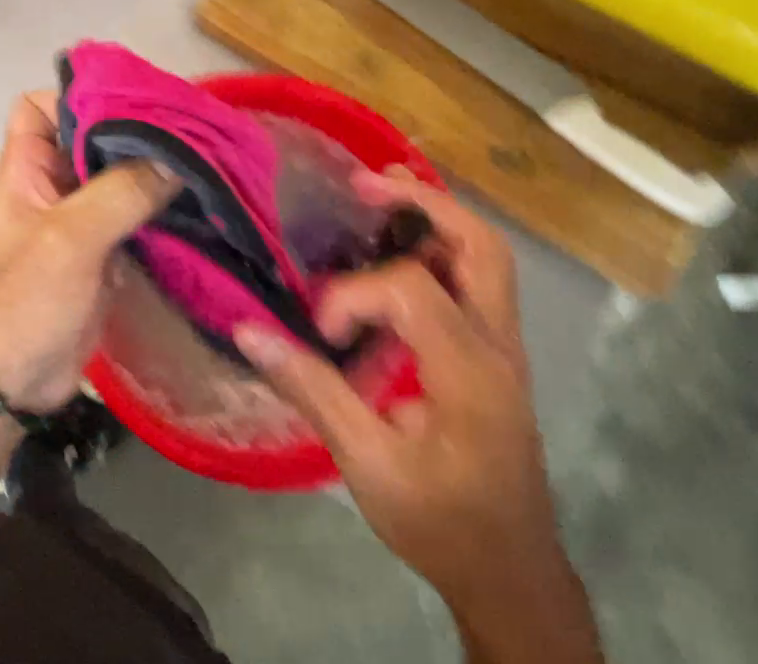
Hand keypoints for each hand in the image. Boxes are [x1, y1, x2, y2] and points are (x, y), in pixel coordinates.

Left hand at [0, 92, 181, 411]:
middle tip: (195, 123)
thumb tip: (178, 158)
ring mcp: (81, 216)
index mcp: (25, 169)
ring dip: (157, 165)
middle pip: (91, 135)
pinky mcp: (106, 247)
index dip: (79, 94)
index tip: (135, 98)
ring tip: (211, 154)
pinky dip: (166, 201)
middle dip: (137, 126)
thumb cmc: (29, 302)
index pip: (41, 106)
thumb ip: (120, 192)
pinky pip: (137, 210)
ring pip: (119, 172)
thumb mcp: (69, 240)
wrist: (20, 379)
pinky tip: (205, 198)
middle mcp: (52, 184)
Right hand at [232, 170, 584, 618]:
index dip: (352, 296)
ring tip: (378, 196)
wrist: (510, 571)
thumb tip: (248, 331)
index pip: (410, 290)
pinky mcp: (493, 361)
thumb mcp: (367, 462)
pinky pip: (474, 286)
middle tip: (362, 185)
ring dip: (434, 221)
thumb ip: (312, 389)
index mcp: (469, 370)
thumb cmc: (440, 521)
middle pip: (480, 247)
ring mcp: (503, 352)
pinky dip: (435, 254)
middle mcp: (498, 347)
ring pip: (486, 260)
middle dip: (424, 205)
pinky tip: (391, 255)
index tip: (319, 332)